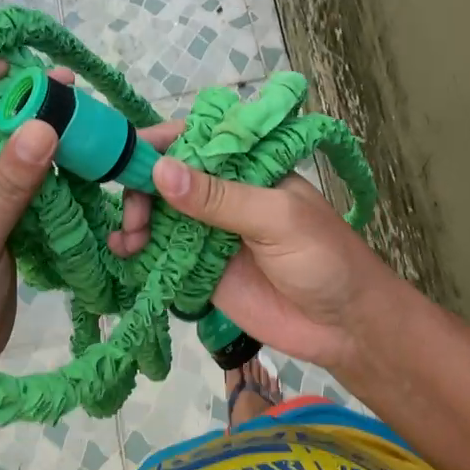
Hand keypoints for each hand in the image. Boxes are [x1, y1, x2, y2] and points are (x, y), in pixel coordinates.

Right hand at [109, 156, 402, 374]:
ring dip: (135, 220)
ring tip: (127, 240)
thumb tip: (161, 170)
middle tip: (135, 216)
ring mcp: (210, 234)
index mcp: (247, 167)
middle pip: (168, 179)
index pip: (197, 141)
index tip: (123, 153)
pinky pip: (163, 256)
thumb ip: (219, 197)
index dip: (161, 142)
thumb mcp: (276, 218)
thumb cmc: (324, 258)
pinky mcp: (201, 273)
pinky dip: (139, 253)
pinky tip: (125, 256)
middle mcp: (223, 195)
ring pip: (160, 216)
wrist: (346, 328)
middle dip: (142, 188)